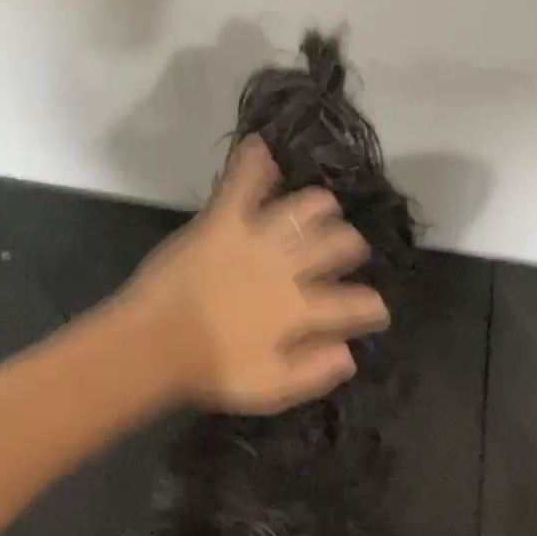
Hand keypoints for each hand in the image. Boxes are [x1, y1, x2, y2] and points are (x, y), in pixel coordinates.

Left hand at [120, 135, 390, 414]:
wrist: (156, 344)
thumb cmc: (213, 372)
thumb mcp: (271, 389)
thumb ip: (314, 372)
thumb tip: (349, 355)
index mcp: (301, 310)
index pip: (351, 304)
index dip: (372, 308)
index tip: (380, 311)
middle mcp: (287, 268)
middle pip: (334, 246)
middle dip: (351, 247)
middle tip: (352, 251)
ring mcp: (255, 239)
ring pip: (302, 210)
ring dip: (319, 207)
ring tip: (326, 208)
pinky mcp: (220, 222)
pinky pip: (241, 183)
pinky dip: (252, 162)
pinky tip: (260, 146)